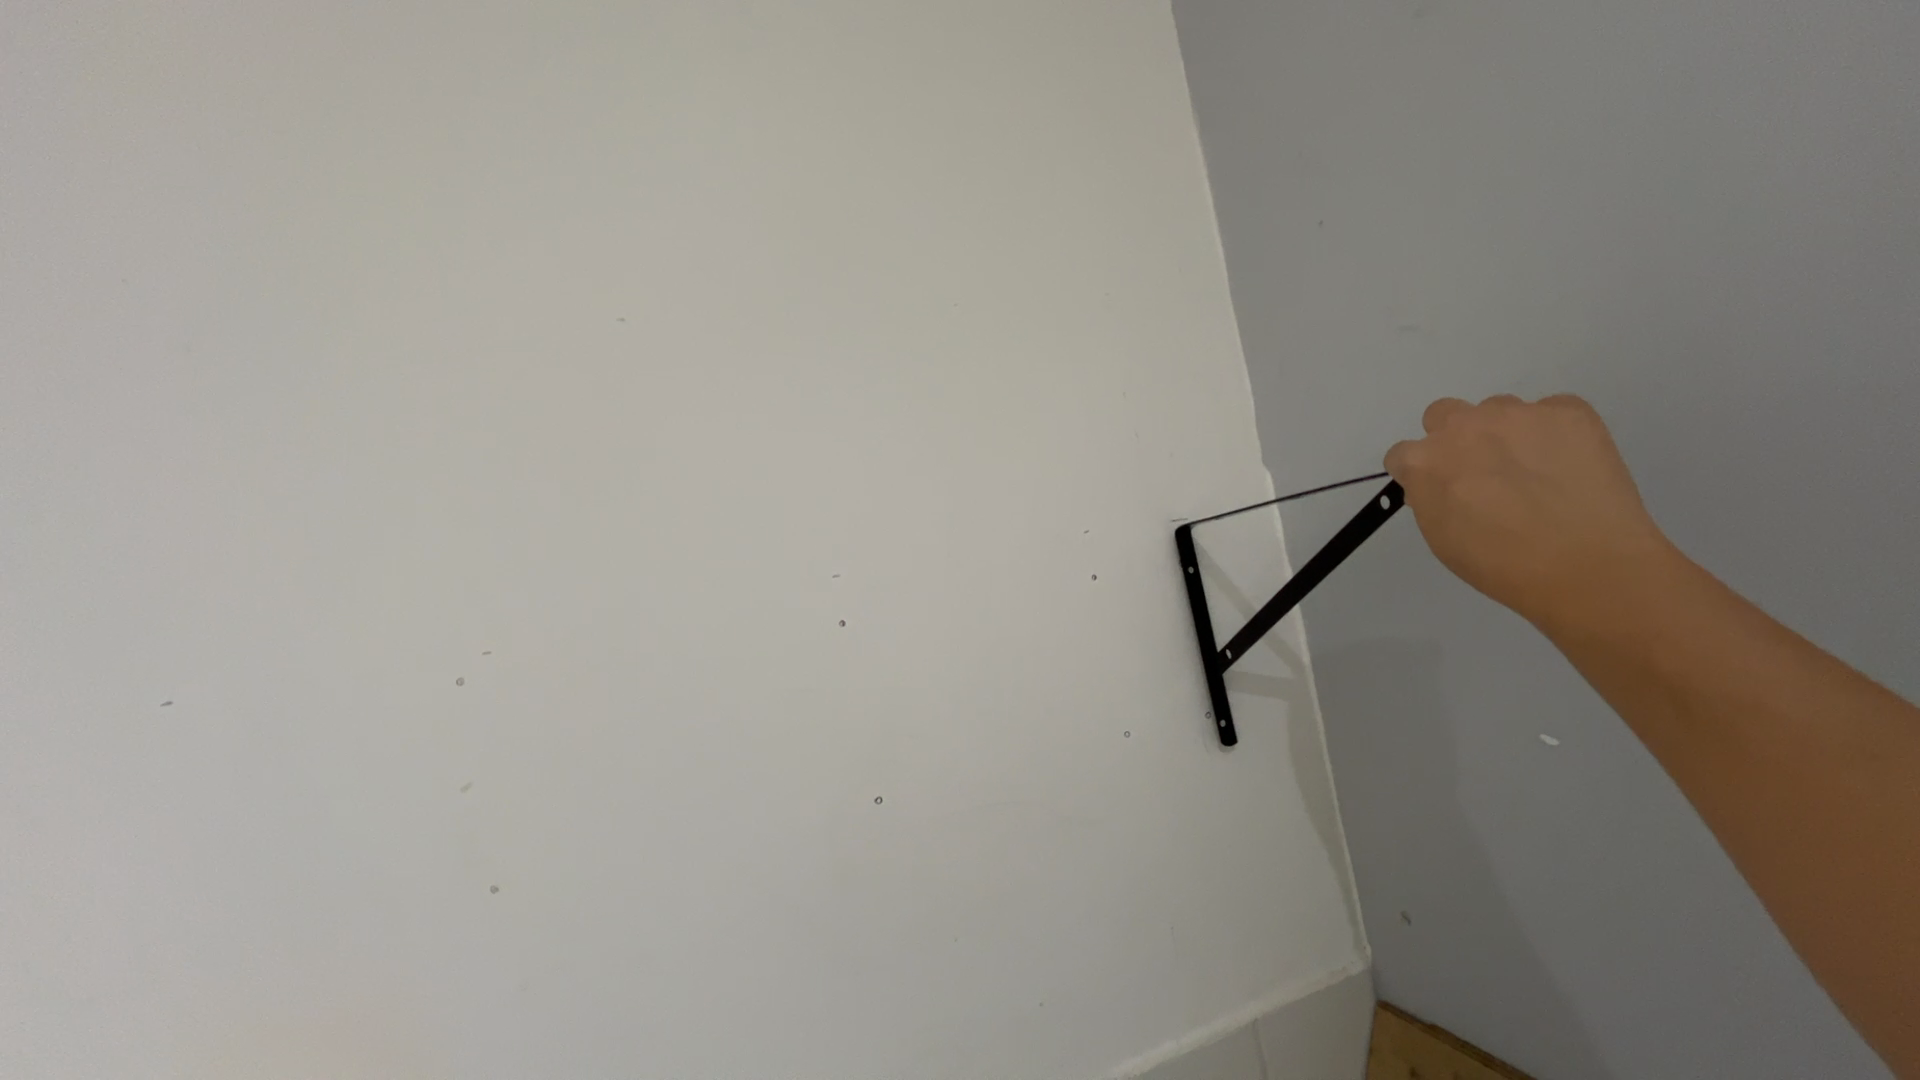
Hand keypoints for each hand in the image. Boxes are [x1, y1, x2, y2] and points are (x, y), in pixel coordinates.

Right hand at [1385, 395, 1680, 628]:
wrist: (1585, 564)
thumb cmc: (1500, 564)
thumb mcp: (1441, 537)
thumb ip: (1430, 497)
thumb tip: (1442, 484)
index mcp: (1424, 461)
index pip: (1403, 454)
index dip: (1421, 474)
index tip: (1441, 491)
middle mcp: (1462, 426)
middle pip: (1443, 414)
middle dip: (1455, 438)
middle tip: (1482, 471)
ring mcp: (1516, 414)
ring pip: (1497, 409)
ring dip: (1503, 432)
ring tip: (1534, 471)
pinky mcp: (1568, 411)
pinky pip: (1551, 410)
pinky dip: (1553, 432)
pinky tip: (1567, 465)